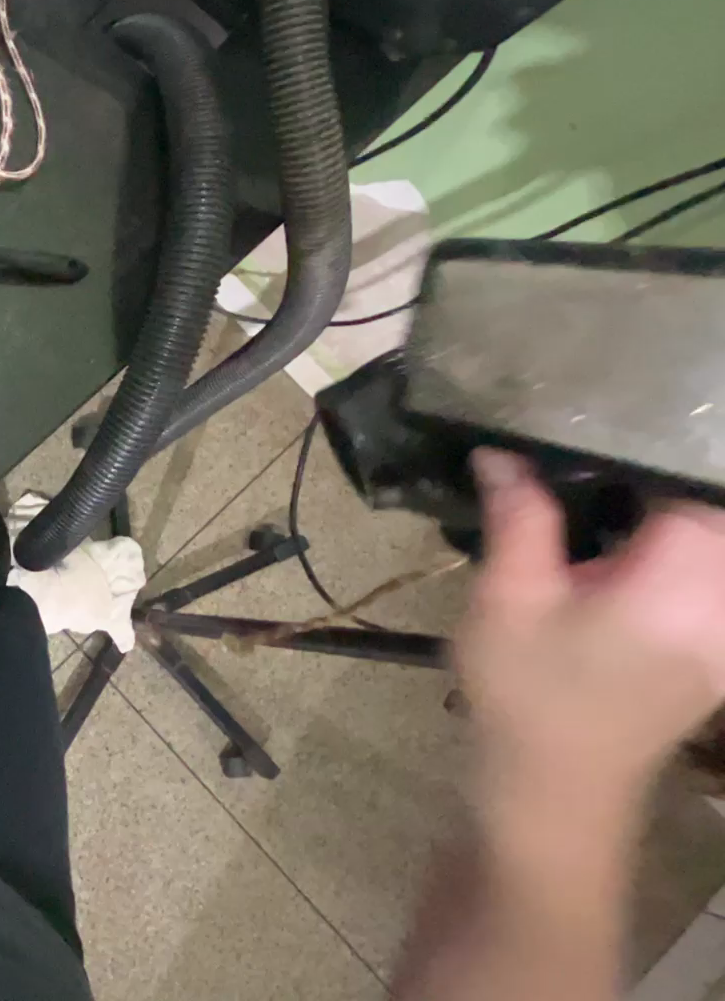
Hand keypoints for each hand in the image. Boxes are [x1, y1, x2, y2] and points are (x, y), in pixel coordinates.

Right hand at [456, 448, 724, 809]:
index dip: (654, 454)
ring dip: (663, 513)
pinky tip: (616, 542)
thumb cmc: (521, 684)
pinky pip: (709, 571)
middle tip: (584, 456)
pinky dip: (672, 544)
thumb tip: (502, 455)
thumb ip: (518, 521)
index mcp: (680, 587)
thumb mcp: (506, 598)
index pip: (698, 495)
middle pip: (711, 516)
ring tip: (595, 493)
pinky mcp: (724, 639)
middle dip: (658, 479)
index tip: (594, 431)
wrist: (554, 773)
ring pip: (712, 544)